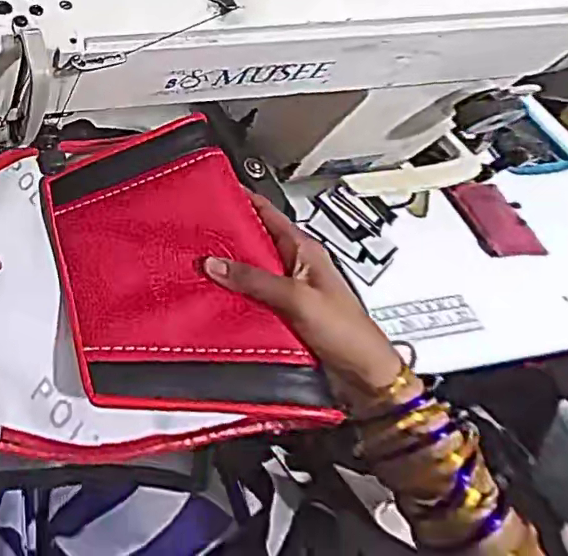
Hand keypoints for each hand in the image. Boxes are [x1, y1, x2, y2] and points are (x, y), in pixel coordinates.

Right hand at [203, 194, 404, 399]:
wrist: (367, 377)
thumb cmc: (349, 332)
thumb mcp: (296, 298)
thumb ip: (254, 279)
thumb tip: (216, 263)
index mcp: (304, 248)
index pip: (267, 211)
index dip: (242, 198)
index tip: (217, 191)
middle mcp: (295, 263)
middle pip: (254, 239)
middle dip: (228, 236)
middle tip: (200, 232)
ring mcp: (289, 287)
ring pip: (251, 269)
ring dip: (230, 268)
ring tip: (204, 264)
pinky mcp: (284, 310)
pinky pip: (253, 294)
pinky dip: (236, 293)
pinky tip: (220, 296)